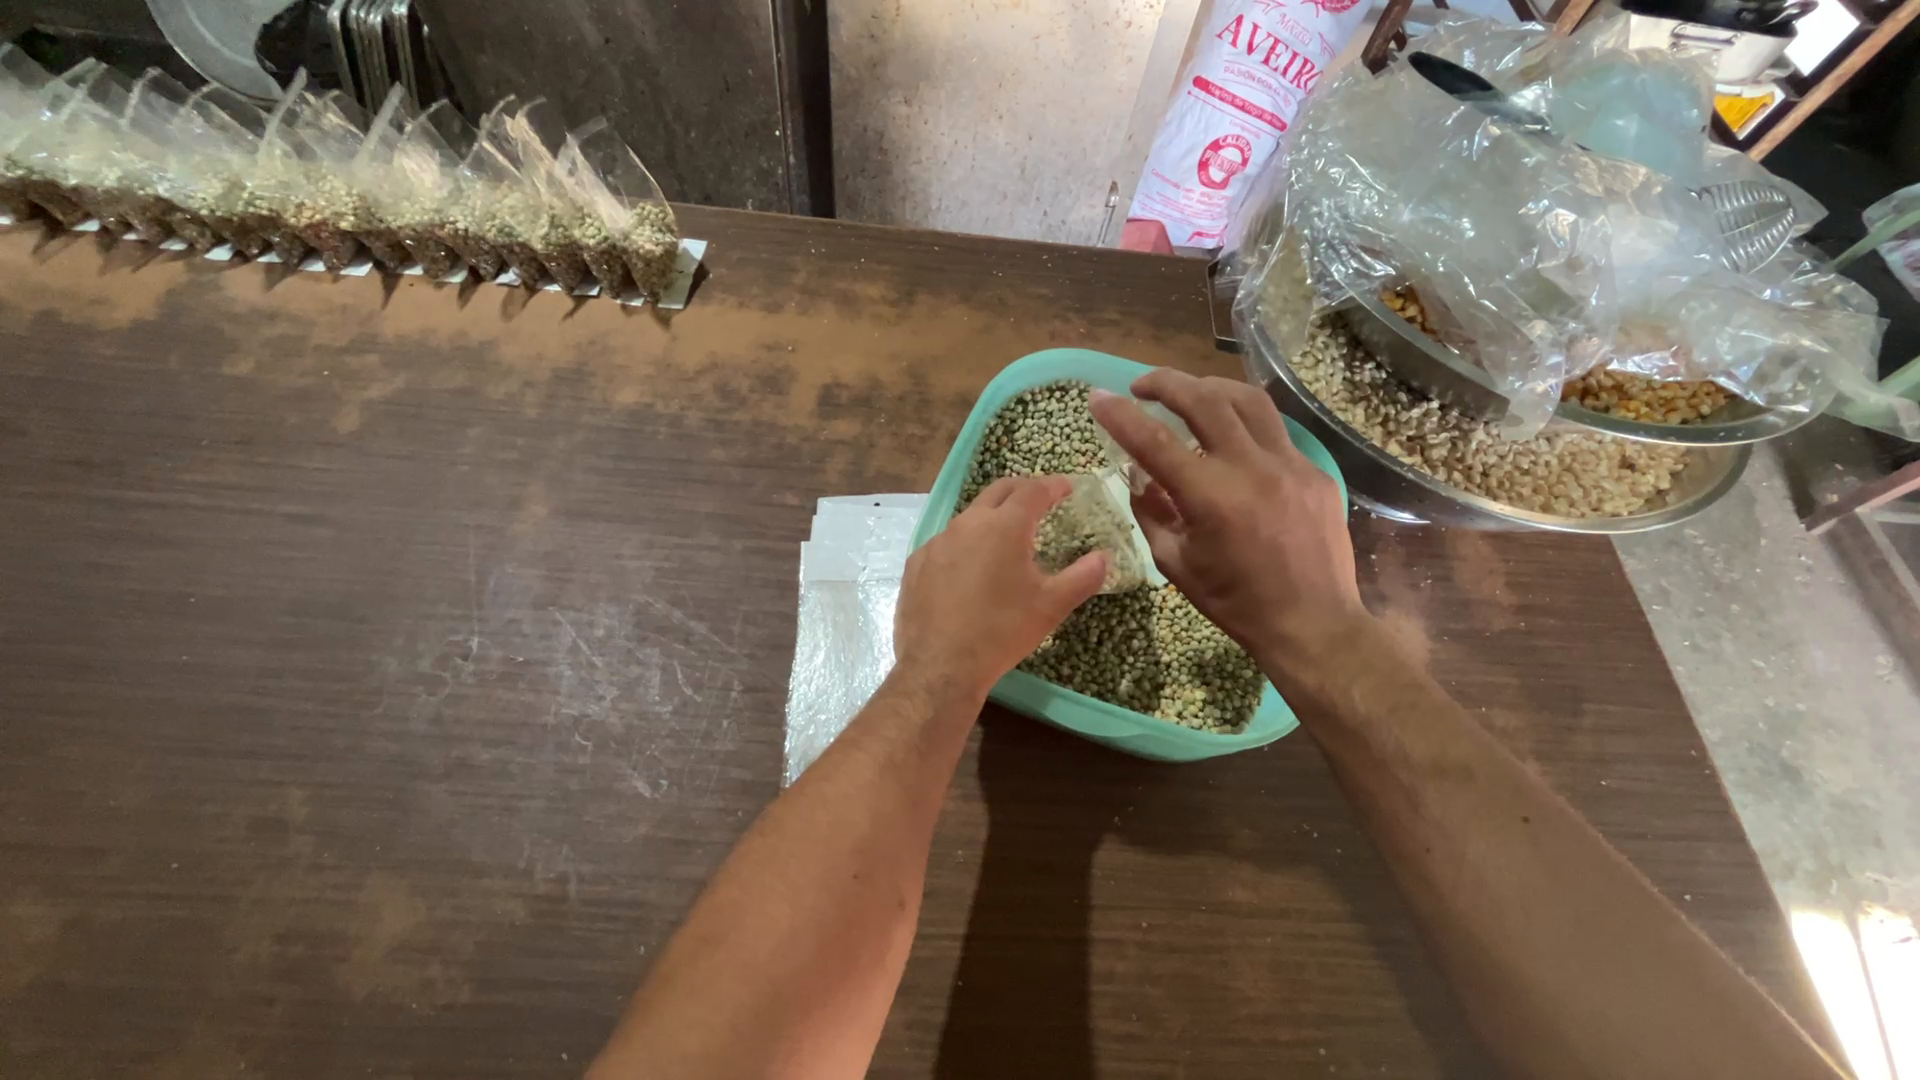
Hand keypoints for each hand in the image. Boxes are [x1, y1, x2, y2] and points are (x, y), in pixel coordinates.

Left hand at [894, 476, 1107, 702]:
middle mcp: (967, 524)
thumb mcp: (1051, 606)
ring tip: (1006, 539)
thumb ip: (1082, 577)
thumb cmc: (1002, 631)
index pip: (1033, 490)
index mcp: (1004, 527)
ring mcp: (937, 542)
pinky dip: (964, 545)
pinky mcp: (916, 563)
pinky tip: (969, 569)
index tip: (1066, 488)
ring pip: (969, 517)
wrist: (940, 665)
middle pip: (998, 491)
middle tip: (1040, 500)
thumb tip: (1103, 558)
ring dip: (991, 518)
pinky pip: (946, 543)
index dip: (1053, 486)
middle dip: (1022, 490)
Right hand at [1088, 371, 1364, 672]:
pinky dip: (1244, 427)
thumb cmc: (1234, 602)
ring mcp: (1290, 465)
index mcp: (1211, 498)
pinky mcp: (1314, 471)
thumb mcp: (1175, 563)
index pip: (1154, 441)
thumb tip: (1139, 478)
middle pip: (1204, 399)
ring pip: (1248, 400)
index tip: (1097, 397)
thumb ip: (1151, 513)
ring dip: (1210, 389)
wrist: (1312, 623)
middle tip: (1142, 385)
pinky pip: (1274, 433)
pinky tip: (1232, 443)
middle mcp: (1252, 469)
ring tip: (1189, 395)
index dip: (1120, 415)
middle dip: (1166, 382)